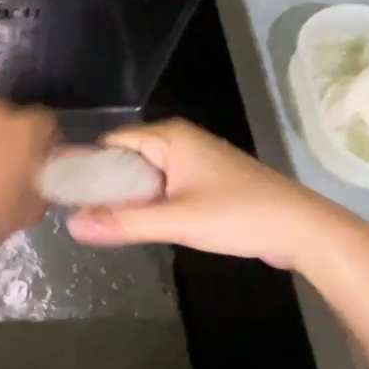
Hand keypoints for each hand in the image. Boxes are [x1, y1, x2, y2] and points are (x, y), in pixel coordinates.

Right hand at [64, 119, 360, 270]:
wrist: (303, 230)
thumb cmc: (238, 216)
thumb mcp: (175, 221)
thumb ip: (123, 222)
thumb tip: (73, 226)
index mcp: (170, 137)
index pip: (112, 142)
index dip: (87, 165)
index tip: (65, 192)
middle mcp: (180, 140)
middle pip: (127, 157)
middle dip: (106, 184)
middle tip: (82, 213)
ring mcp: (196, 160)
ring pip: (147, 174)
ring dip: (129, 195)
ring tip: (105, 221)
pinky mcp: (208, 180)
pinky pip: (165, 185)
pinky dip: (151, 201)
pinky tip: (141, 223)